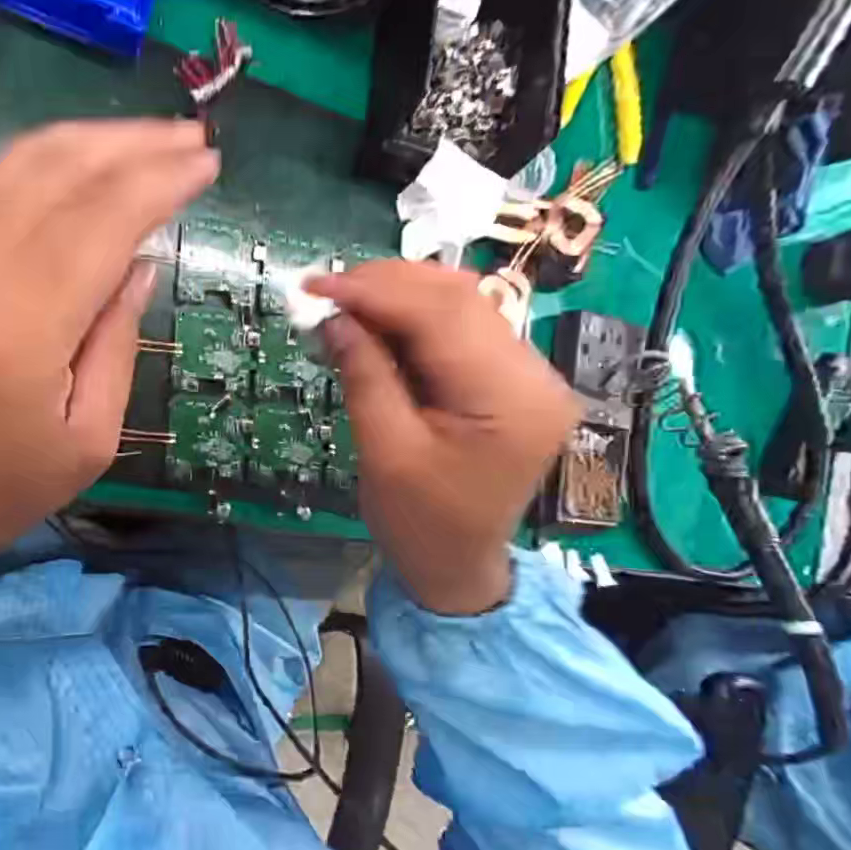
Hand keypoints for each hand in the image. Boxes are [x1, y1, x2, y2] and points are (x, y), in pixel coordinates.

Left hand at [0, 120, 219, 582]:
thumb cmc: (9, 488)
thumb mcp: (91, 437)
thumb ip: (116, 339)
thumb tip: (138, 261)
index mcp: (19, 333)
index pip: (98, 224)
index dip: (157, 184)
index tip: (207, 164)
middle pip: (58, 180)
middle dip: (131, 147)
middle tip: (190, 139)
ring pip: (18, 171)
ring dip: (87, 143)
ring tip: (147, 140)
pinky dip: (43, 166)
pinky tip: (83, 165)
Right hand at [308, 262, 578, 613]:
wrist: (458, 565)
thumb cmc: (419, 522)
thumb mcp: (384, 452)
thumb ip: (364, 377)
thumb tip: (336, 318)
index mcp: (509, 399)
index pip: (443, 316)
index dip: (376, 291)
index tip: (316, 286)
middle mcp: (533, 375)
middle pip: (459, 298)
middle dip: (386, 284)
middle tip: (324, 290)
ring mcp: (527, 374)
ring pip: (461, 305)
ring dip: (397, 296)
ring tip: (342, 304)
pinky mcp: (509, 379)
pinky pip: (459, 330)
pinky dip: (411, 319)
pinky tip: (373, 324)